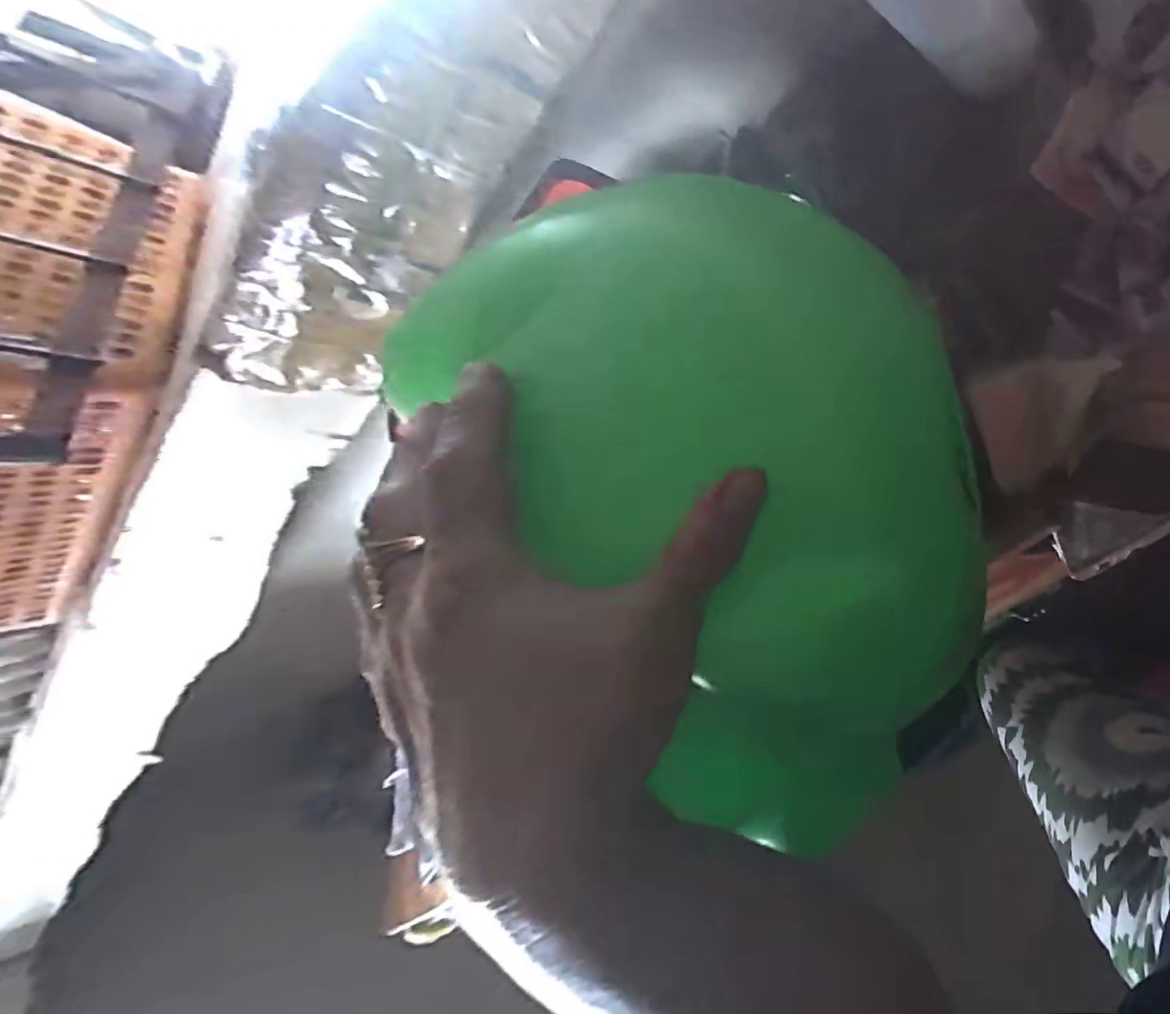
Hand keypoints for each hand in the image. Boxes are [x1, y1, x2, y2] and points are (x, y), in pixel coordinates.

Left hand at [355, 365, 766, 889]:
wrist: (538, 842)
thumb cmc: (596, 720)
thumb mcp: (661, 625)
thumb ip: (703, 548)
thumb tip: (750, 477)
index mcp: (478, 576)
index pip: (469, 474)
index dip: (480, 417)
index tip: (485, 372)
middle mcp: (421, 606)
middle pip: (405, 508)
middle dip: (422, 451)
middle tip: (434, 413)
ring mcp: (399, 660)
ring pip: (377, 563)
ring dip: (393, 511)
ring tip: (405, 487)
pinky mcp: (401, 704)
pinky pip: (375, 615)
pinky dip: (385, 577)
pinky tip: (399, 594)